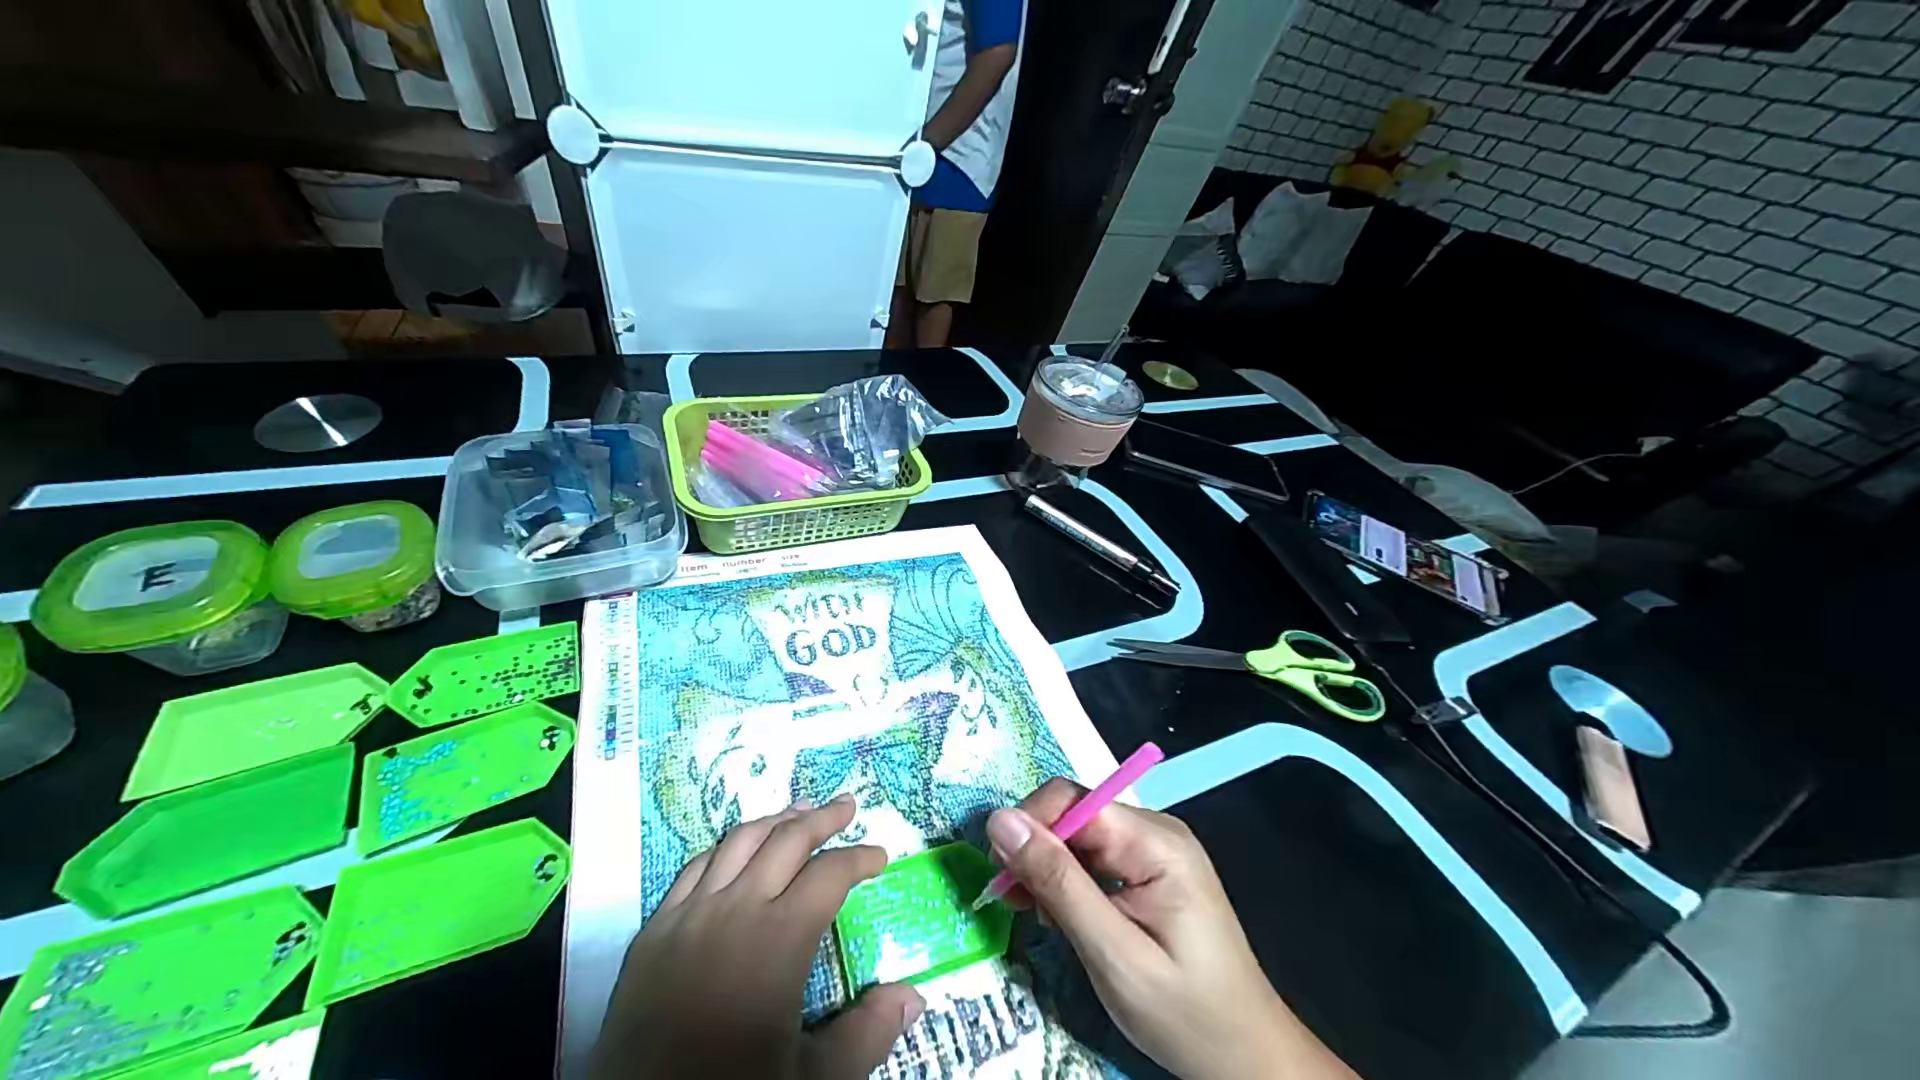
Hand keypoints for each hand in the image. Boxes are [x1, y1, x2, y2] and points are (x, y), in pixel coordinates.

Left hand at [593, 796, 924, 1079]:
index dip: (860, 859)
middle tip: (847, 806)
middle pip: (787, 841)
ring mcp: (690, 913)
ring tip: (800, 811)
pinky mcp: (655, 928)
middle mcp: (736, 907)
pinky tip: (737, 849)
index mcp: (780, 936)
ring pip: (740, 841)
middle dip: (823, 819)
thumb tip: (913, 997)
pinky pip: (696, 866)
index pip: (831, 874)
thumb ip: (866, 1034)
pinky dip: (726, 847)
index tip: (880, 857)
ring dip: (776, 821)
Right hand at [988, 779, 1358, 1079]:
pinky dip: (1069, 880)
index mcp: (1155, 841)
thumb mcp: (1113, 954)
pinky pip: (1095, 855)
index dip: (1029, 827)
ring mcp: (1155, 849)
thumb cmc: (1184, 1013)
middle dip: (1035, 850)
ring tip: (1037, 914)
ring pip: (1080, 835)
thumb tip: (1000, 821)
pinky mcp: (1150, 870)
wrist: (1247, 1058)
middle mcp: (1155, 830)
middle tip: (1013, 902)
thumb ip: (1057, 883)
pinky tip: (1062, 913)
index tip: (1000, 877)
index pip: (1073, 800)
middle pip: (1075, 814)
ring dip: (1048, 868)